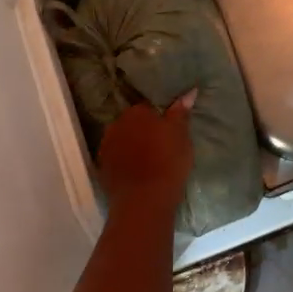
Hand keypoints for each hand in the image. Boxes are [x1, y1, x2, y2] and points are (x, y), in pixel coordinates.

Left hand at [97, 91, 195, 208]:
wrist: (144, 200)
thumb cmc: (168, 162)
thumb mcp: (182, 135)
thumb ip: (181, 112)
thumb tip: (189, 91)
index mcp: (136, 112)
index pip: (148, 108)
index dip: (160, 119)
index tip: (169, 130)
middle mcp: (116, 124)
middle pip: (133, 123)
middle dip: (144, 130)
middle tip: (161, 145)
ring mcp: (106, 147)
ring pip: (123, 140)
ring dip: (133, 146)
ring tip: (150, 160)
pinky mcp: (102, 168)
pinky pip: (117, 158)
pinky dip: (125, 162)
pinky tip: (138, 172)